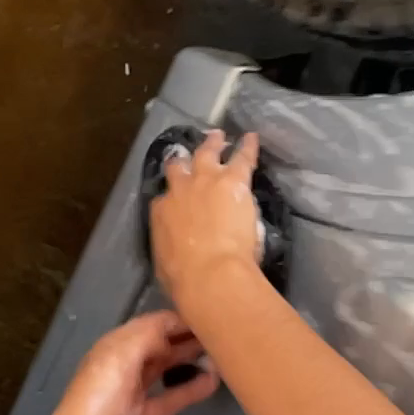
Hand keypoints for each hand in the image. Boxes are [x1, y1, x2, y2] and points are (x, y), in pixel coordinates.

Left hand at [35, 311, 219, 414]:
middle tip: (223, 335)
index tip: (212, 316)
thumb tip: (173, 328)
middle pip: (159, 343)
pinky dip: (187, 390)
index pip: (153, 323)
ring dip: (189, 361)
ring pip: (164, 369)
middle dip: (187, 337)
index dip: (180, 319)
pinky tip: (210, 385)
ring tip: (221, 356)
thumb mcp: (119, 360)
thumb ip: (146, 337)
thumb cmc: (97, 407)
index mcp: (114, 346)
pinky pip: (167, 398)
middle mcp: (120, 365)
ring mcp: (128, 394)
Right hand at [150, 129, 261, 301]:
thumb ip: (169, 252)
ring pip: (207, 153)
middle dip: (184, 161)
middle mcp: (179, 190)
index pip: (164, 200)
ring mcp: (205, 181)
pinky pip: (241, 158)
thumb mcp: (165, 265)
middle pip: (179, 168)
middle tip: (190, 153)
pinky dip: (248, 147)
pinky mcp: (232, 180)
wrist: (209, 272)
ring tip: (218, 135)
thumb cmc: (185, 278)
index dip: (172, 198)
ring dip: (212, 144)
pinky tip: (252, 138)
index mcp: (161, 213)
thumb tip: (175, 255)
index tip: (178, 201)